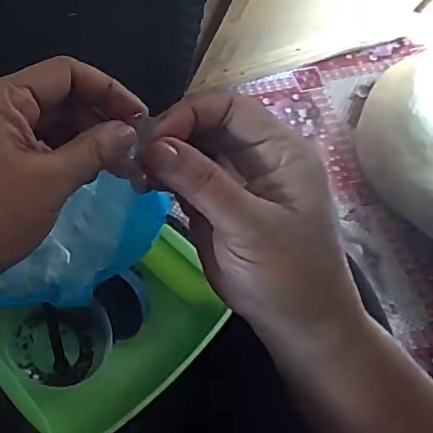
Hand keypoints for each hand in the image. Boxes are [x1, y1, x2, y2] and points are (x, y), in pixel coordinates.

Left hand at [0, 57, 146, 324]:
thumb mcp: (53, 180)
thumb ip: (95, 148)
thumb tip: (130, 131)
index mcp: (2, 98)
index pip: (66, 73)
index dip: (108, 90)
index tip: (140, 119)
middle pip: (58, 96)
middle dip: (98, 118)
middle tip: (134, 150)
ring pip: (49, 122)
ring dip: (84, 139)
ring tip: (119, 166)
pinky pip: (34, 143)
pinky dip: (63, 154)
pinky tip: (89, 172)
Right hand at [141, 90, 365, 348]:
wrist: (297, 324)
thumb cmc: (287, 274)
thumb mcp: (247, 226)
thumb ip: (203, 182)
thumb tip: (154, 145)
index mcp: (280, 151)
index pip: (231, 107)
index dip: (191, 113)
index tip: (155, 139)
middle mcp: (257, 157)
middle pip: (206, 124)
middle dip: (170, 133)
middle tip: (135, 156)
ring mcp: (233, 180)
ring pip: (190, 148)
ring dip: (161, 155)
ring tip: (135, 173)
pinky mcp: (213, 202)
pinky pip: (182, 176)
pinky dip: (160, 176)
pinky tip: (142, 186)